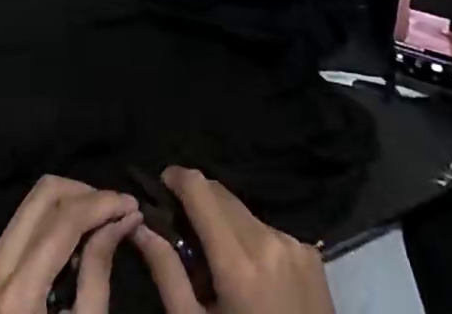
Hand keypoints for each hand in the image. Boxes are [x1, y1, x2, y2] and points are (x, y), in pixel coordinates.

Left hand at [0, 175, 140, 313]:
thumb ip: (99, 267)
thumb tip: (125, 216)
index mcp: (16, 290)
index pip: (66, 218)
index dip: (104, 202)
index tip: (134, 205)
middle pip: (45, 193)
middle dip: (87, 193)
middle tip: (116, 211)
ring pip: (34, 200)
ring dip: (72, 202)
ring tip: (101, 223)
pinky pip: (26, 220)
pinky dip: (57, 217)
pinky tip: (78, 239)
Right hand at [131, 166, 333, 313]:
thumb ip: (168, 273)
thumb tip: (141, 228)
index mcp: (238, 263)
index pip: (202, 192)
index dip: (179, 178)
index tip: (163, 180)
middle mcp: (269, 241)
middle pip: (224, 196)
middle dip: (199, 199)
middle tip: (181, 222)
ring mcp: (294, 244)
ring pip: (246, 213)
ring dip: (226, 222)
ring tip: (217, 257)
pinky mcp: (311, 253)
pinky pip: (271, 232)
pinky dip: (253, 240)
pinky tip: (251, 272)